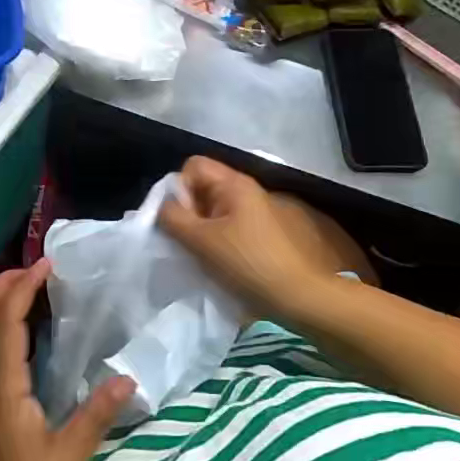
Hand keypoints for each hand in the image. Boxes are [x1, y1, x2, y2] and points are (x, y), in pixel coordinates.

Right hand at [158, 157, 356, 322]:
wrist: (297, 294)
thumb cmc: (248, 262)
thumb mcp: (203, 240)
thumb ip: (174, 218)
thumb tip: (162, 205)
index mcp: (235, 184)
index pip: (193, 166)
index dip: (178, 189)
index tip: (178, 221)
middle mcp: (246, 191)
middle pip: (202, 188)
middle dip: (187, 212)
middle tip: (186, 243)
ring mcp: (254, 213)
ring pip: (213, 211)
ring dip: (200, 230)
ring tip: (199, 256)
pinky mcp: (259, 235)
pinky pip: (226, 227)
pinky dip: (215, 242)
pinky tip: (216, 264)